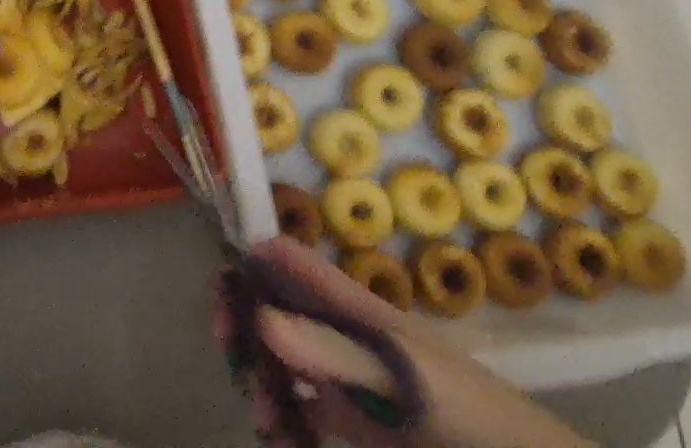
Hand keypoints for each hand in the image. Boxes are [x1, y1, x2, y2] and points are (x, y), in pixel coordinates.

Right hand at [216, 238, 592, 447]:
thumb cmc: (466, 411)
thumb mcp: (400, 377)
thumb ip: (332, 349)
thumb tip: (259, 317)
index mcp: (348, 305)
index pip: (282, 261)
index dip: (245, 266)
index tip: (224, 296)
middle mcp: (335, 331)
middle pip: (266, 308)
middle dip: (241, 330)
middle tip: (232, 358)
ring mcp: (339, 377)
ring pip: (273, 363)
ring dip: (259, 386)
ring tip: (268, 424)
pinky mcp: (344, 422)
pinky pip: (293, 413)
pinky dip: (279, 426)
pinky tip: (283, 443)